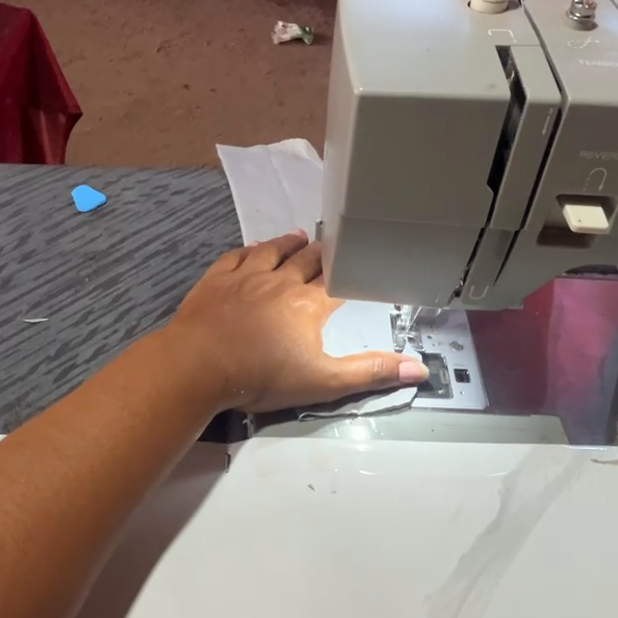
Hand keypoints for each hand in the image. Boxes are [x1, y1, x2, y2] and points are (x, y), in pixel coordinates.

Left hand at [162, 231, 427, 412]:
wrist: (197, 365)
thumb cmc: (260, 376)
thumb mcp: (322, 382)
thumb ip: (370, 373)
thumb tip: (420, 370)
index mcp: (309, 304)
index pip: (338, 282)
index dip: (351, 274)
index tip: (362, 267)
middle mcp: (282, 281)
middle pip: (309, 260)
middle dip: (325, 254)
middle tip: (335, 246)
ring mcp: (247, 276)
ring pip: (274, 251)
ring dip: (290, 243)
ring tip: (302, 235)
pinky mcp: (217, 279)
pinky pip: (238, 256)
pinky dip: (250, 250)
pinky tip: (254, 249)